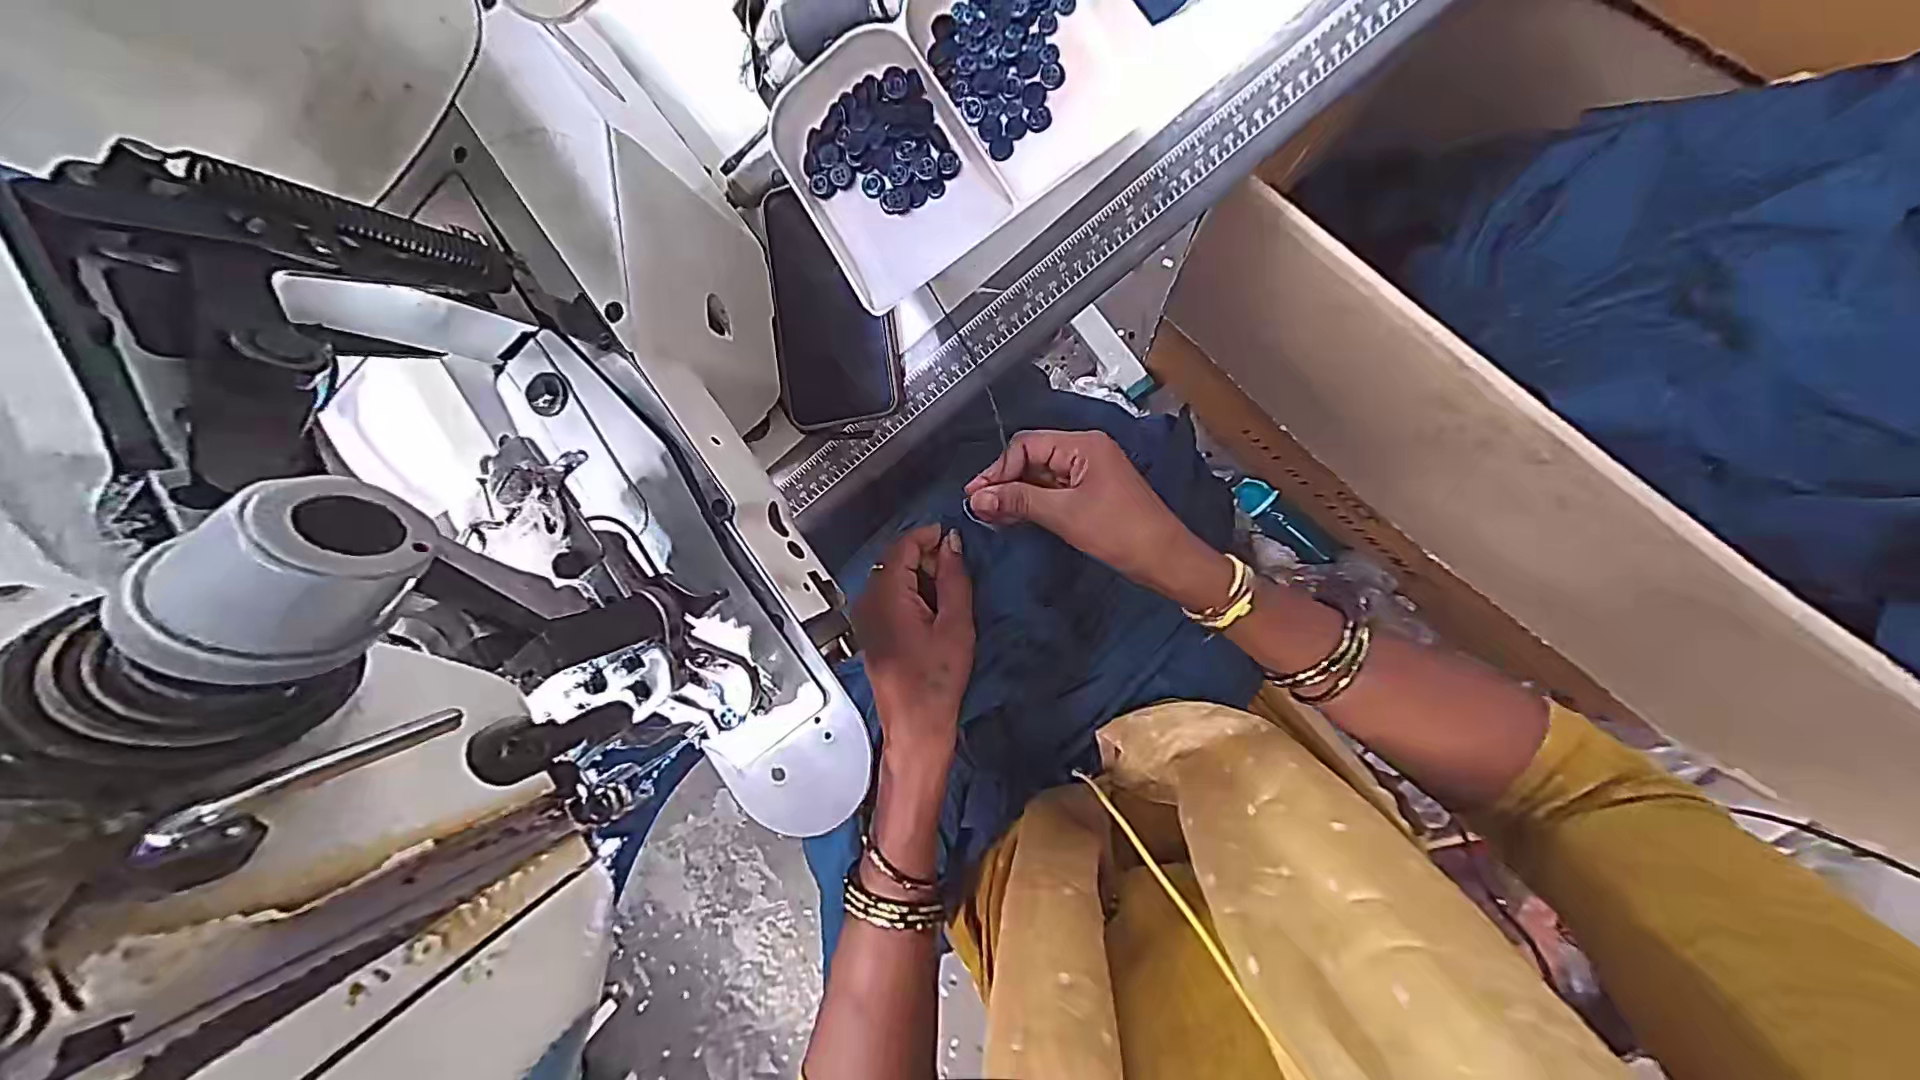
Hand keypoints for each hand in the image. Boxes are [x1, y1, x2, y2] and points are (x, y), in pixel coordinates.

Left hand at [854, 525, 974, 765]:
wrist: (915, 723)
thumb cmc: (937, 681)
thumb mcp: (956, 623)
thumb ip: (954, 577)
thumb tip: (952, 544)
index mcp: (887, 595)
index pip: (903, 545)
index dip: (929, 535)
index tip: (951, 536)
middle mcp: (868, 600)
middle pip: (895, 558)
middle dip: (926, 557)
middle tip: (955, 571)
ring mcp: (865, 615)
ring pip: (892, 576)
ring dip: (919, 575)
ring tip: (946, 596)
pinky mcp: (869, 628)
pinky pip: (888, 595)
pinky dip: (910, 592)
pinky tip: (930, 613)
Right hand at [964, 430, 1233, 610]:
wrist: (1165, 559)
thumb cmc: (1123, 533)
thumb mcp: (1064, 514)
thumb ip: (1018, 500)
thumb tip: (978, 498)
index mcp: (1084, 445)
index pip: (1025, 446)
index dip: (997, 470)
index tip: (976, 496)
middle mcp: (1086, 451)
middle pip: (1031, 457)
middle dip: (1004, 482)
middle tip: (980, 508)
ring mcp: (1090, 471)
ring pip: (1040, 475)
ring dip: (1016, 494)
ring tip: (993, 515)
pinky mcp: (1091, 491)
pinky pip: (1053, 490)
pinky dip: (1033, 502)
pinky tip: (1016, 517)